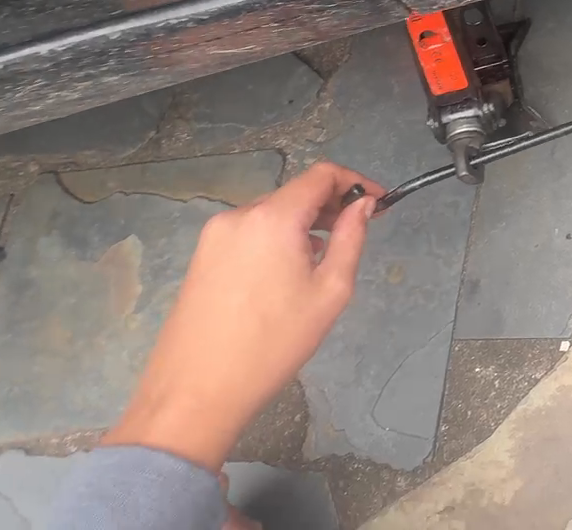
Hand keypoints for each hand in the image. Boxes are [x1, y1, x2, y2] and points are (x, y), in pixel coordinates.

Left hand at [103, 161, 382, 468]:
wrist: (193, 397)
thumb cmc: (273, 343)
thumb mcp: (331, 289)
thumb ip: (352, 236)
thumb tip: (363, 204)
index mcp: (272, 218)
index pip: (322, 174)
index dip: (356, 182)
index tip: (378, 204)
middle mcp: (238, 216)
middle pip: (297, 191)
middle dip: (332, 204)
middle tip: (359, 230)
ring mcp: (214, 237)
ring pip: (274, 211)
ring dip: (306, 222)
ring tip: (325, 257)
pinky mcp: (201, 258)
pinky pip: (252, 231)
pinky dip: (279, 237)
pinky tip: (289, 272)